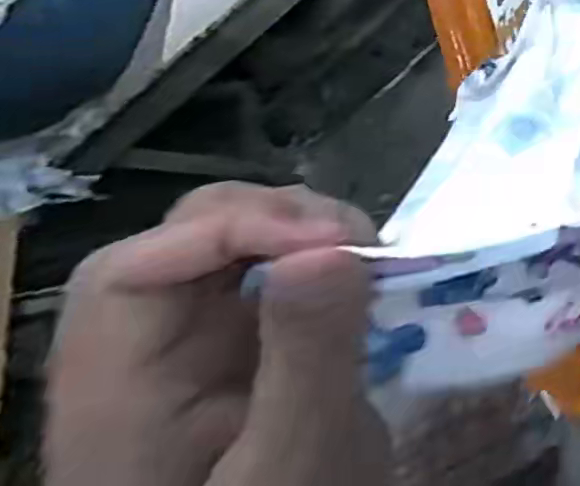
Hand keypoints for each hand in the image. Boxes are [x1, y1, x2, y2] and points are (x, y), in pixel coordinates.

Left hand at [46, 183, 391, 485]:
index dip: (232, 231)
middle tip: (360, 246)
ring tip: (371, 263)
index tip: (337, 243)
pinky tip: (367, 277)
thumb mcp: (298, 450)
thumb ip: (308, 354)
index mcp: (120, 392)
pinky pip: (275, 264)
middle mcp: (143, 354)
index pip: (134, 269)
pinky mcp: (247, 338)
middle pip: (180, 239)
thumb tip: (326, 248)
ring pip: (233, 238)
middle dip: (279, 219)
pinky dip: (327, 249)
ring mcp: (197, 343)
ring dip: (310, 228)